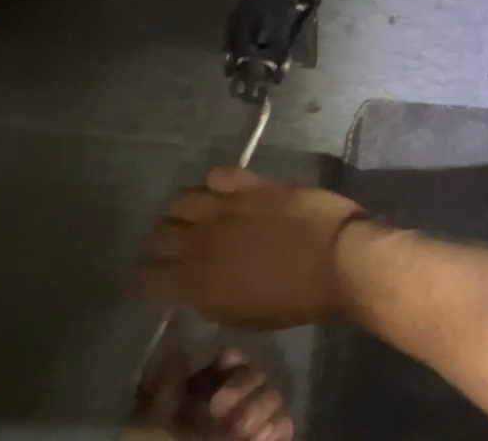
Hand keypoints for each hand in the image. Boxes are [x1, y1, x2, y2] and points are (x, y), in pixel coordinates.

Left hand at [131, 347, 292, 440]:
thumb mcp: (151, 426)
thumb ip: (166, 389)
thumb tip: (179, 350)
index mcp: (201, 397)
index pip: (230, 362)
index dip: (232, 360)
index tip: (226, 364)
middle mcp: (230, 407)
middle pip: (255, 374)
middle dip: (243, 385)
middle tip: (219, 409)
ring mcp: (249, 427)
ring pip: (274, 397)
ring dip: (259, 408)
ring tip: (239, 431)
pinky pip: (286, 425)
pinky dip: (276, 429)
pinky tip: (258, 438)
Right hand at [144, 167, 367, 330]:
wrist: (338, 258)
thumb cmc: (297, 299)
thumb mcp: (243, 315)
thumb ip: (211, 297)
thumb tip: (198, 284)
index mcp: (194, 283)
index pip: (148, 276)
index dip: (156, 275)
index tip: (167, 274)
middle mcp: (200, 242)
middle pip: (160, 233)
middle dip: (168, 238)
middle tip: (186, 241)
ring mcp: (225, 207)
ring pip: (181, 199)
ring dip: (187, 207)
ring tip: (205, 213)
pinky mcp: (253, 183)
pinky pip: (219, 173)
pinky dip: (219, 182)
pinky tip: (232, 191)